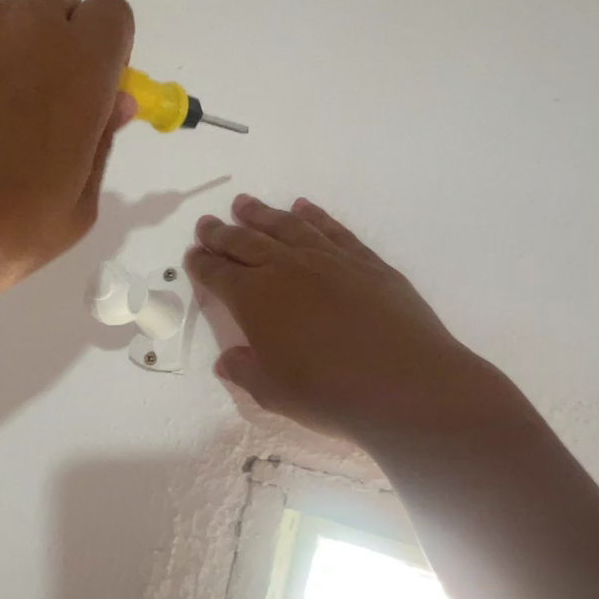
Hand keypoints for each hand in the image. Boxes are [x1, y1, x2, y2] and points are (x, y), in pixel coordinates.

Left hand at [0, 0, 136, 313]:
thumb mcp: (69, 215)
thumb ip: (100, 145)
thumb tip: (112, 103)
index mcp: (76, 66)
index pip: (112, 16)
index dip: (102, 57)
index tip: (84, 100)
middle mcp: (20, 22)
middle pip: (53, 6)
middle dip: (51, 49)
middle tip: (25, 118)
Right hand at [186, 195, 530, 443]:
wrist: (405, 383)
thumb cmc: (329, 394)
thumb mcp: (274, 393)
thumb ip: (246, 371)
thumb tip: (229, 359)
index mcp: (254, 299)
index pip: (219, 274)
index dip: (202, 265)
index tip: (193, 256)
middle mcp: (286, 268)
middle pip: (246, 243)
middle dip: (222, 233)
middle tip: (207, 224)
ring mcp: (328, 260)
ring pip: (287, 227)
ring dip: (262, 215)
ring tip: (244, 204)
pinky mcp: (365, 261)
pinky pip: (332, 229)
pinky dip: (314, 216)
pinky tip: (304, 209)